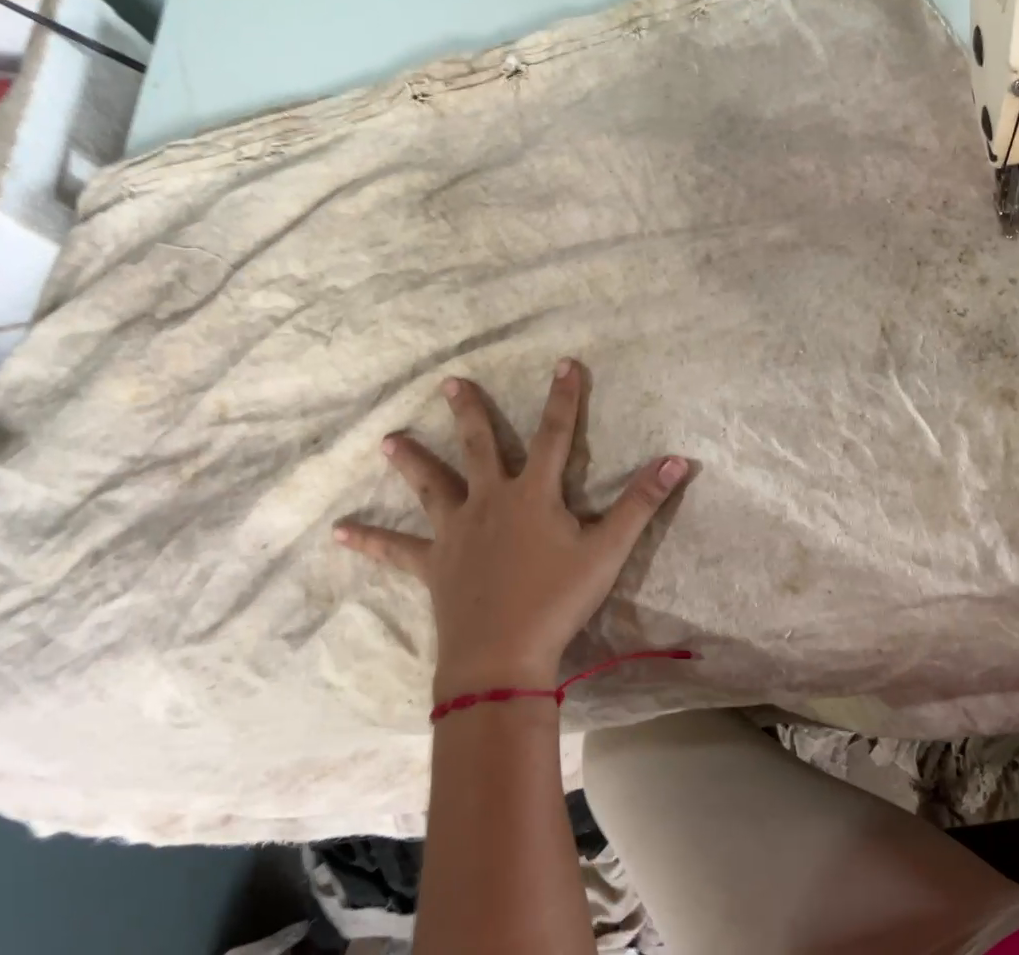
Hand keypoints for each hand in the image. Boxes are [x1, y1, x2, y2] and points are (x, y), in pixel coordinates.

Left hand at [334, 360, 690, 698]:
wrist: (500, 653)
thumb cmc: (558, 599)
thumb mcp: (608, 550)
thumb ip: (642, 503)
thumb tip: (678, 460)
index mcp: (533, 495)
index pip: (555, 435)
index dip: (564, 399)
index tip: (565, 363)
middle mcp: (490, 502)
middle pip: (478, 447)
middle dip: (468, 413)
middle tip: (449, 382)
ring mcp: (456, 533)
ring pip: (431, 488)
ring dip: (412, 462)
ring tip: (386, 442)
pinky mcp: (433, 566)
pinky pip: (395, 551)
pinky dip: (369, 541)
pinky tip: (339, 533)